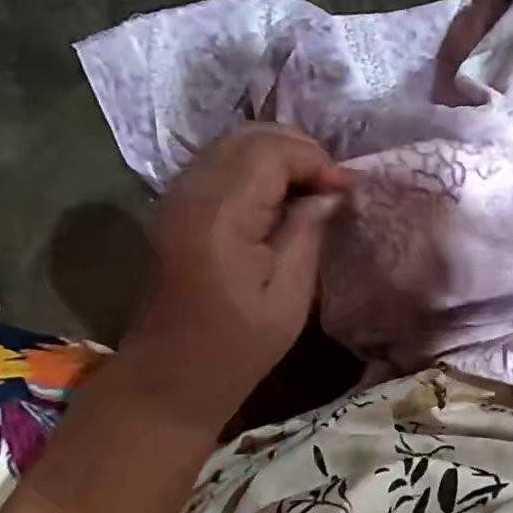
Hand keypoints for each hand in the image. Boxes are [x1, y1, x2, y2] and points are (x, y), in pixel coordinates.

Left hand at [125, 125, 353, 422]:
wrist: (168, 376)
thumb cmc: (234, 348)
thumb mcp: (289, 297)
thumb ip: (308, 232)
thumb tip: (330, 191)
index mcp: (218, 217)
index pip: (270, 152)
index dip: (315, 159)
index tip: (345, 188)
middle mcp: (189, 193)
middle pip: (249, 136)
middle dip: (298, 149)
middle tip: (330, 184)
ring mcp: (173, 195)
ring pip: (231, 143)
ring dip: (276, 154)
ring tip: (309, 187)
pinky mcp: (171, 205)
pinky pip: (217, 162)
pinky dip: (253, 165)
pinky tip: (276, 195)